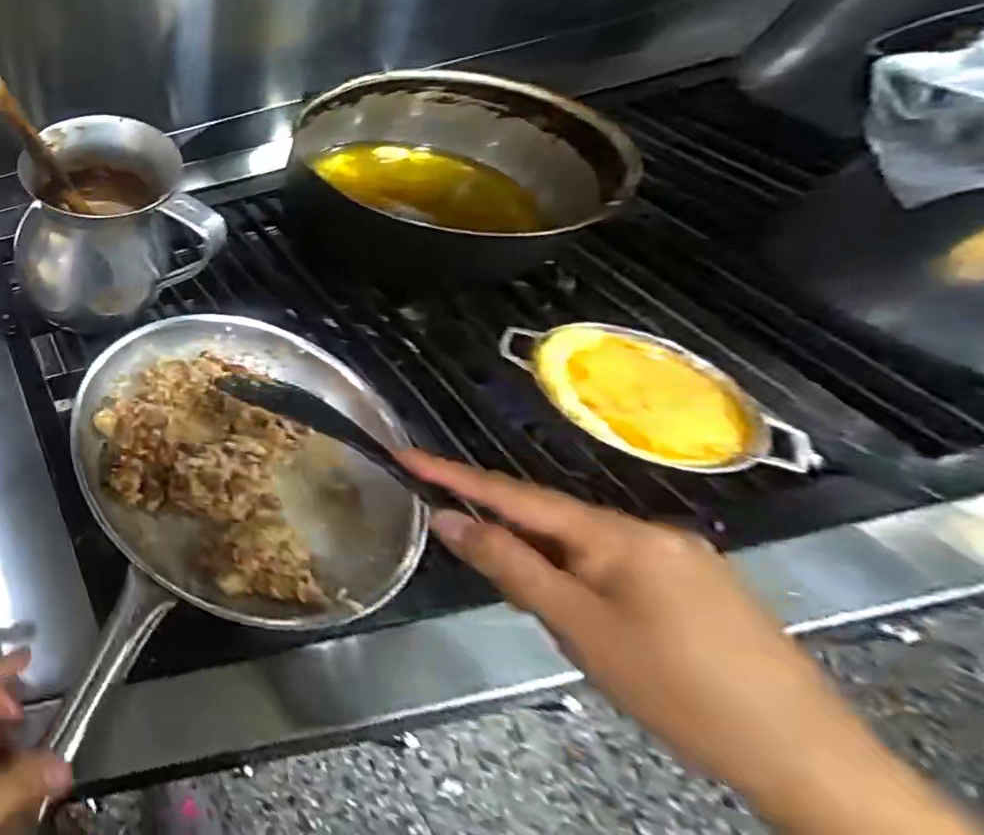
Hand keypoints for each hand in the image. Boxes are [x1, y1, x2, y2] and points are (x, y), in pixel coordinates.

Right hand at [406, 451, 976, 834]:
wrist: (810, 761)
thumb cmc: (678, 689)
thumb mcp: (577, 627)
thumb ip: (509, 565)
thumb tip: (448, 519)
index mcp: (619, 535)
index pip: (516, 495)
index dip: (454, 475)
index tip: (405, 454)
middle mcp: (650, 532)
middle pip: (551, 519)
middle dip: (506, 535)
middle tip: (474, 562)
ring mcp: (680, 558)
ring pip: (581, 546)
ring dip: (543, 564)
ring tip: (544, 613)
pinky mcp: (697, 587)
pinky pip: (612, 565)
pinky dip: (578, 579)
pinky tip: (584, 617)